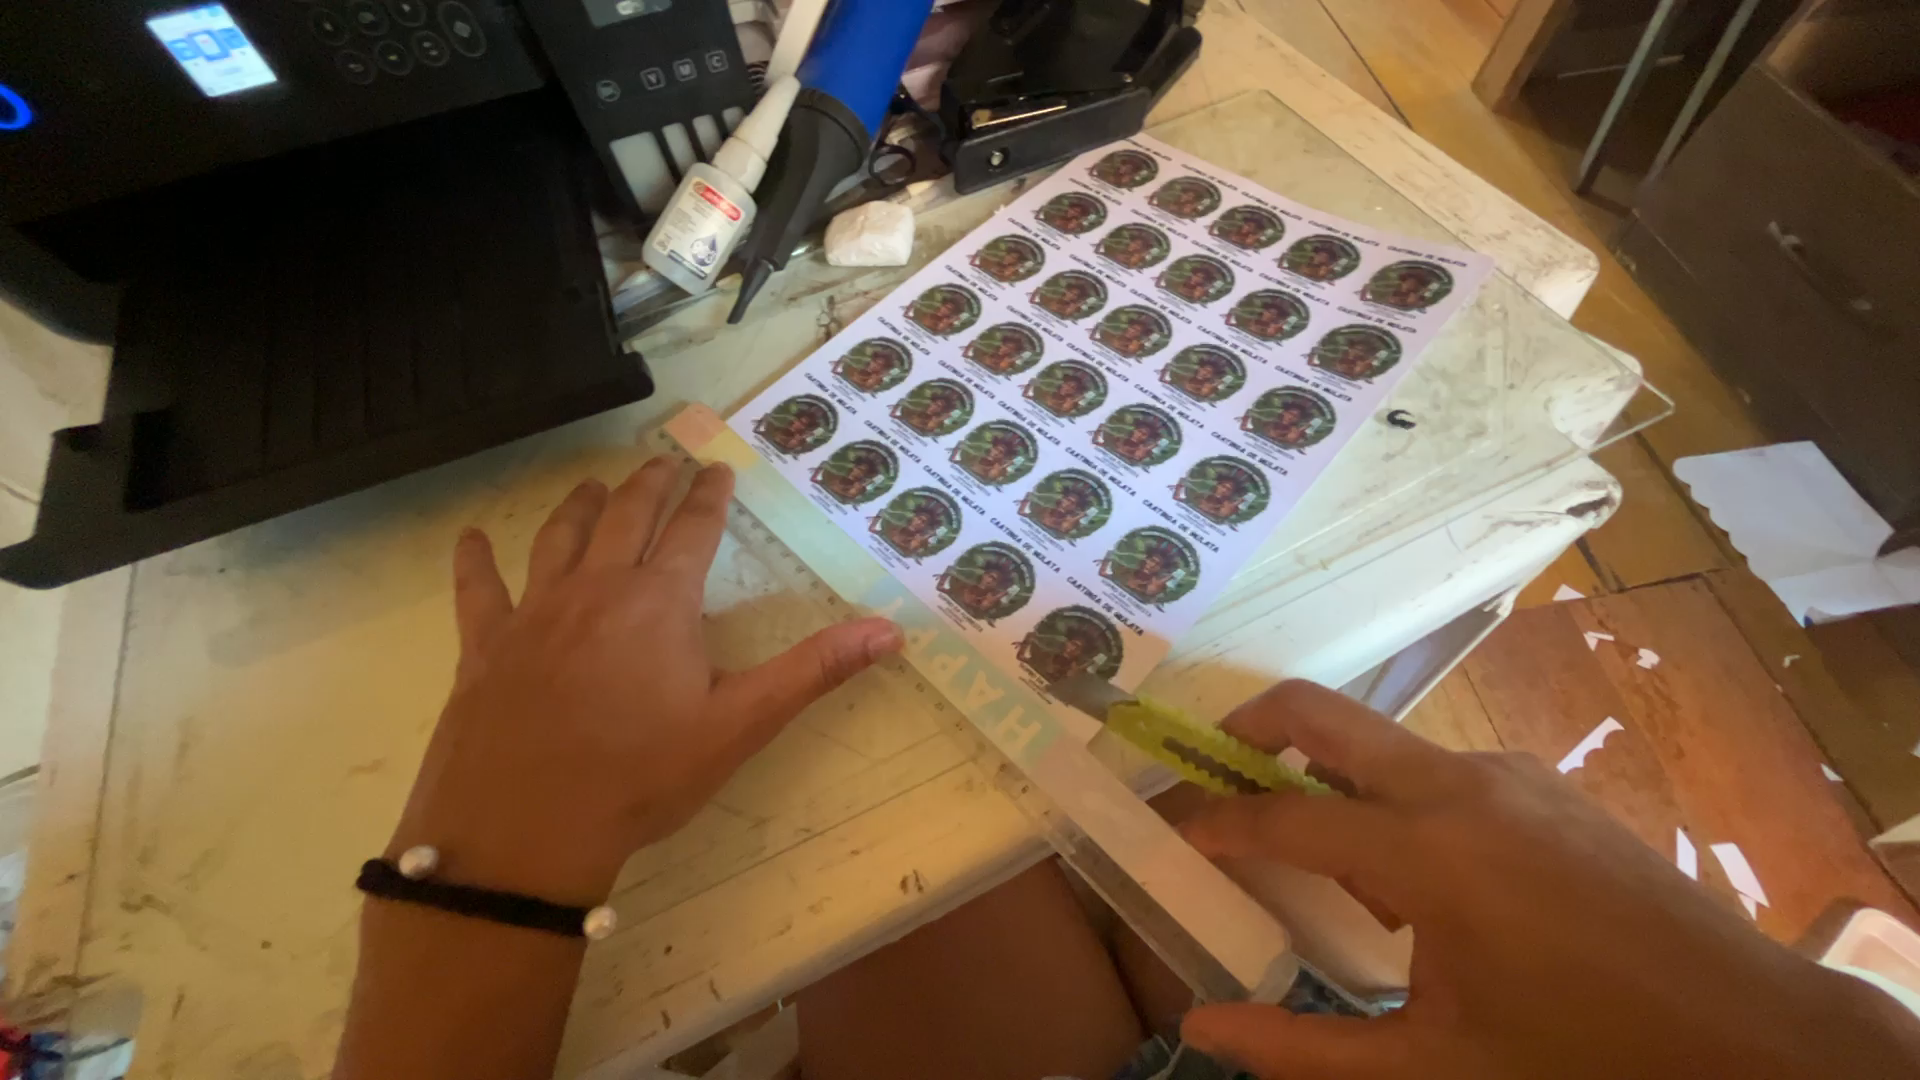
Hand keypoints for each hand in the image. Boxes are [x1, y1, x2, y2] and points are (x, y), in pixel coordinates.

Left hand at [388, 458, 902, 905]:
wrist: (522, 836)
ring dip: (580, 504)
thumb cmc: (641, 777)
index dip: (708, 495)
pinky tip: (470, 539)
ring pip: (558, 538)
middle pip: (626, 516)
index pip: (693, 529)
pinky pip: (477, 591)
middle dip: (649, 482)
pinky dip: (474, 560)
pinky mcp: (484, 648)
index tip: (717, 466)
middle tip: (664, 459)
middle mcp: (596, 590)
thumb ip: (814, 671)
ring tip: (594, 484)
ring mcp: (534, 615)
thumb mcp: (741, 725)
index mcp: (659, 603)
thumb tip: (889, 631)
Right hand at [1176, 681, 1919, 1079]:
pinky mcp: (1528, 775)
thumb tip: (1200, 1032)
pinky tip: (1413, 874)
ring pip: (1369, 740)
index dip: (1213, 820)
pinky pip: (1424, 769)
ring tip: (1320, 852)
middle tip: (1208, 763)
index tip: (1173, 827)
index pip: (1281, 816)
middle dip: (1246, 724)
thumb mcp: (1436, 1069)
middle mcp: (1452, 787)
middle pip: (1316, 709)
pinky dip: (1385, 798)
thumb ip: (1304, 1050)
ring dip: (1321, 774)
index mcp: (1427, 857)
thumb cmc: (1588, 1059)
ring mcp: (1496, 769)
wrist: (1772, 1044)